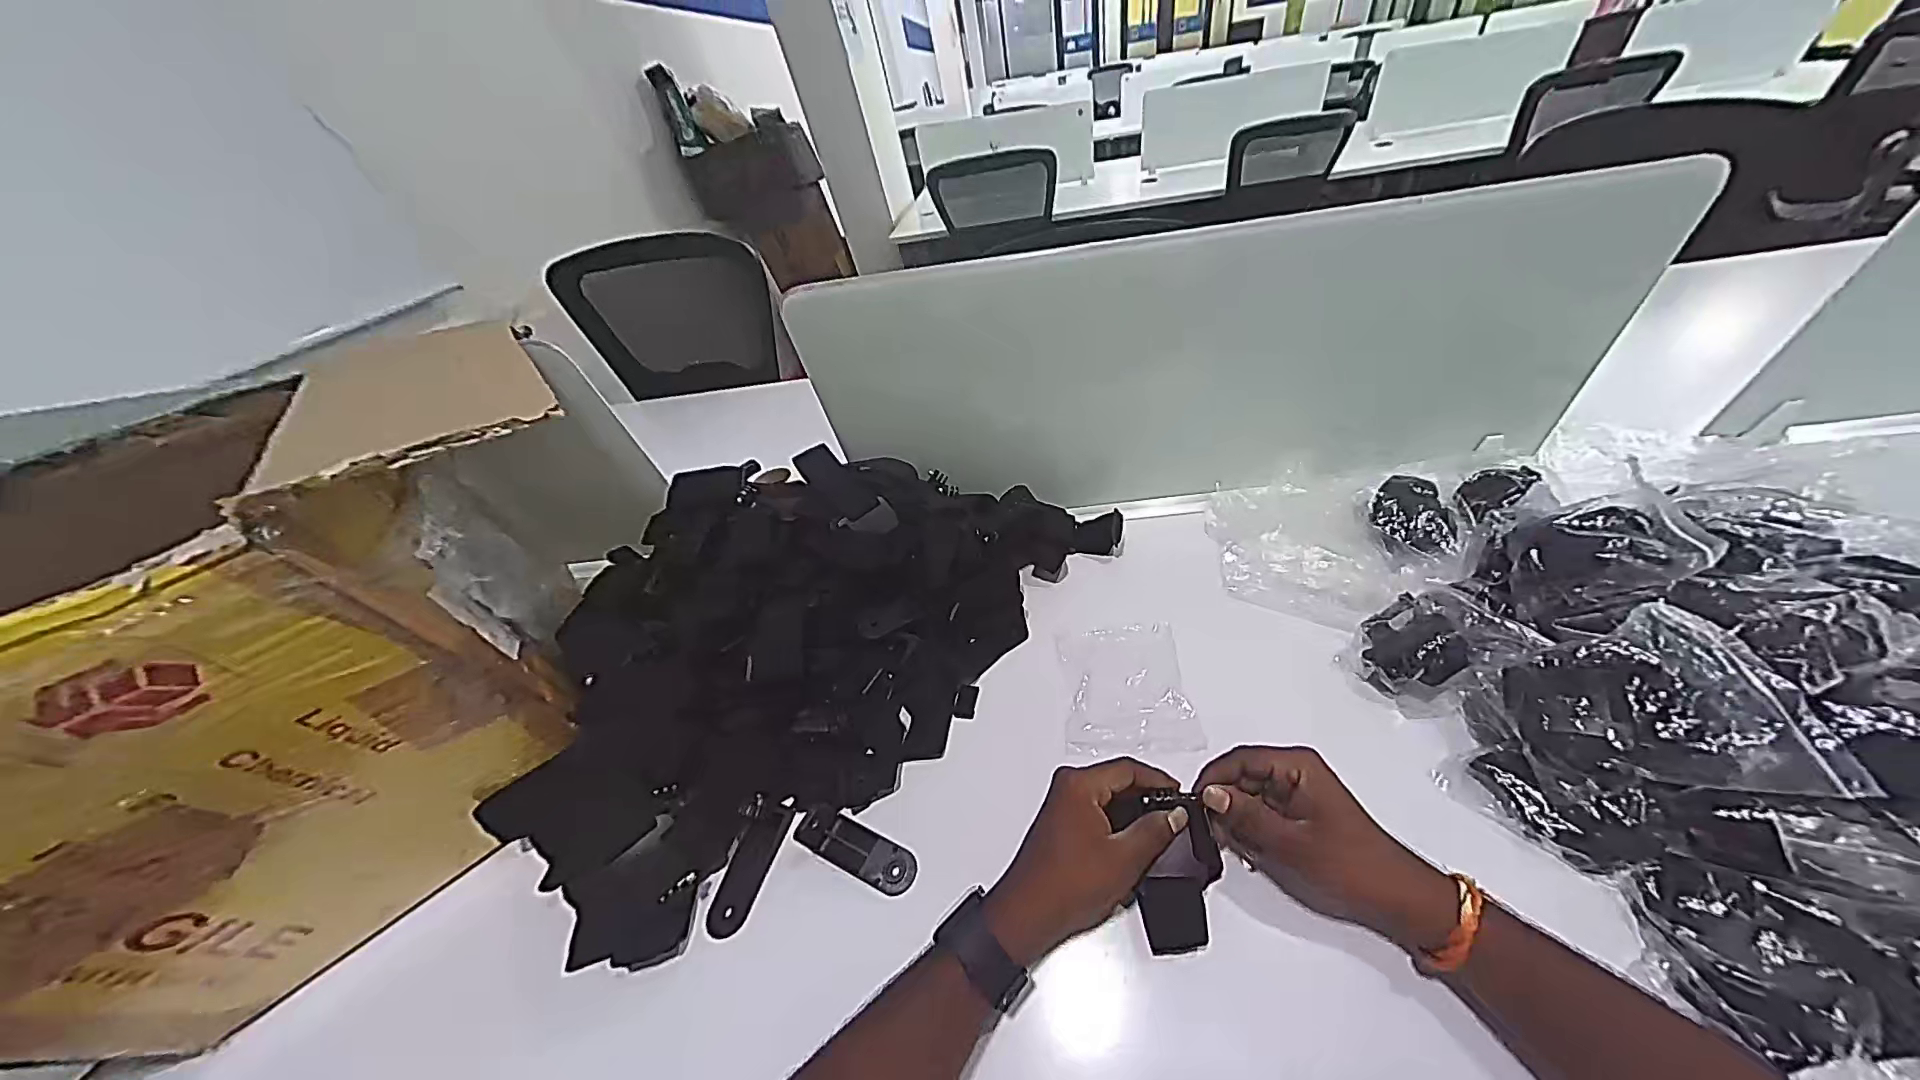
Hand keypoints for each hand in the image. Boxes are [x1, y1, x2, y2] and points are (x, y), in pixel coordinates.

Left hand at [983, 759, 1186, 965]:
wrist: (1029, 914)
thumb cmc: (1062, 886)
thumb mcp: (1125, 858)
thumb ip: (1155, 831)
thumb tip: (1172, 816)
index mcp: (1078, 785)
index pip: (1127, 768)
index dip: (1158, 780)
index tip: (1178, 792)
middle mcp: (1066, 789)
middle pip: (1116, 782)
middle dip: (1147, 799)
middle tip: (1172, 815)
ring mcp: (1061, 806)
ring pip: (1107, 800)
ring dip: (1132, 815)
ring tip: (1156, 835)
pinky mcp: (1060, 824)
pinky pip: (1096, 814)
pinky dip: (1116, 826)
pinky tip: (1131, 848)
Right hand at [1196, 746, 1458, 953]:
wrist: (1398, 904)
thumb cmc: (1358, 869)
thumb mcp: (1289, 843)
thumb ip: (1245, 816)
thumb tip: (1211, 795)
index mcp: (1297, 766)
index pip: (1238, 760)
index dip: (1213, 780)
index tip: (1196, 803)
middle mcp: (1295, 774)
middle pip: (1240, 778)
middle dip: (1225, 806)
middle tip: (1216, 833)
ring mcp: (1295, 796)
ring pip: (1246, 799)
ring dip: (1238, 824)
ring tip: (1243, 849)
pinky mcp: (1296, 817)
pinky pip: (1259, 817)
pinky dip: (1250, 834)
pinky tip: (1255, 855)